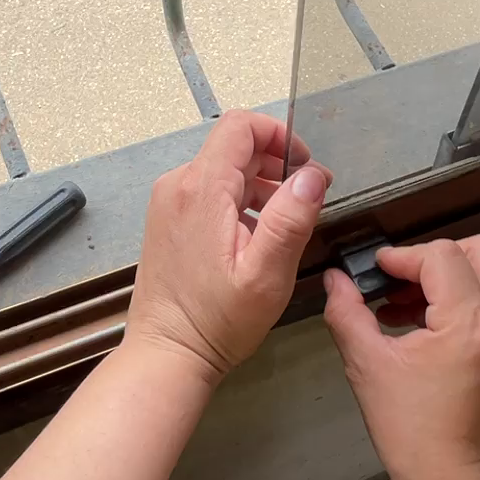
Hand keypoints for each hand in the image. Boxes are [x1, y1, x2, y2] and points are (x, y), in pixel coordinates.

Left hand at [128, 111, 331, 381]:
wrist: (167, 354)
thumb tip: (313, 176)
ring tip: (283, 224)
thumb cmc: (216, 321)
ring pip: (222, 170)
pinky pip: (208, 192)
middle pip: (233, 147)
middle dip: (275, 165)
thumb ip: (291, 218)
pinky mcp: (168, 221)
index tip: (305, 167)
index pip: (240, 125)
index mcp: (201, 189)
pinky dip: (238, 202)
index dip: (279, 135)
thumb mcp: (267, 274)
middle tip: (305, 201)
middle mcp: (178, 186)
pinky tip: (254, 238)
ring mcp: (169, 203)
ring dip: (259, 185)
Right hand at [322, 236, 479, 479]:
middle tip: (397, 280)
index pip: (442, 256)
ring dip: (447, 276)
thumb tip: (334, 277)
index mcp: (470, 325)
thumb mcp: (367, 366)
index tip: (374, 272)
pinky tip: (422, 323)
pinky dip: (460, 297)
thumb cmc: (408, 429)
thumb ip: (347, 312)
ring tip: (403, 305)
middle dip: (433, 257)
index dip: (402, 256)